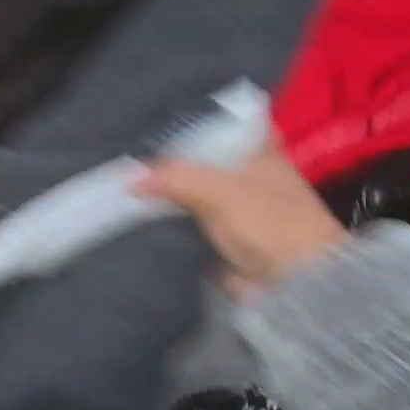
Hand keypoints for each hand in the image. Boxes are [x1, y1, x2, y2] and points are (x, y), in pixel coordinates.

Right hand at [135, 146, 348, 299]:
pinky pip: (180, 222)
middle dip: (163, 164)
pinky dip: (160, 221)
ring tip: (119, 186)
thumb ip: (175, 178)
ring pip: (185, 193)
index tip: (145, 131)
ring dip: (159, 194)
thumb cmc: (268, 223)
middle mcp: (242, 175)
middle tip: (121, 160)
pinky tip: (132, 215)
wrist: (290, 280)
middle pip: (195, 162)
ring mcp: (228, 207)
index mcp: (256, 152)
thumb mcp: (220, 190)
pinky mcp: (214, 236)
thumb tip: (128, 177)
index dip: (182, 129)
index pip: (215, 129)